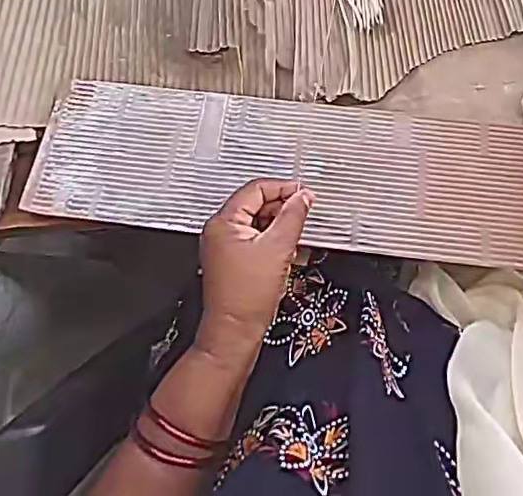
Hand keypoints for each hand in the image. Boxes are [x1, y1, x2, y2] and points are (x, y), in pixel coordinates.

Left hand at [197, 178, 314, 359]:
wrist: (234, 334)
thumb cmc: (246, 298)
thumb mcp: (279, 247)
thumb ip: (293, 215)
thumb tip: (303, 196)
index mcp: (224, 222)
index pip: (257, 188)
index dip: (283, 188)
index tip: (302, 195)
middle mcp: (220, 230)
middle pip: (257, 203)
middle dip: (282, 208)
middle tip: (302, 214)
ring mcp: (224, 245)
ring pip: (258, 221)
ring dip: (279, 225)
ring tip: (295, 237)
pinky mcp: (232, 259)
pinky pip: (255, 237)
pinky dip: (273, 240)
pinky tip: (286, 252)